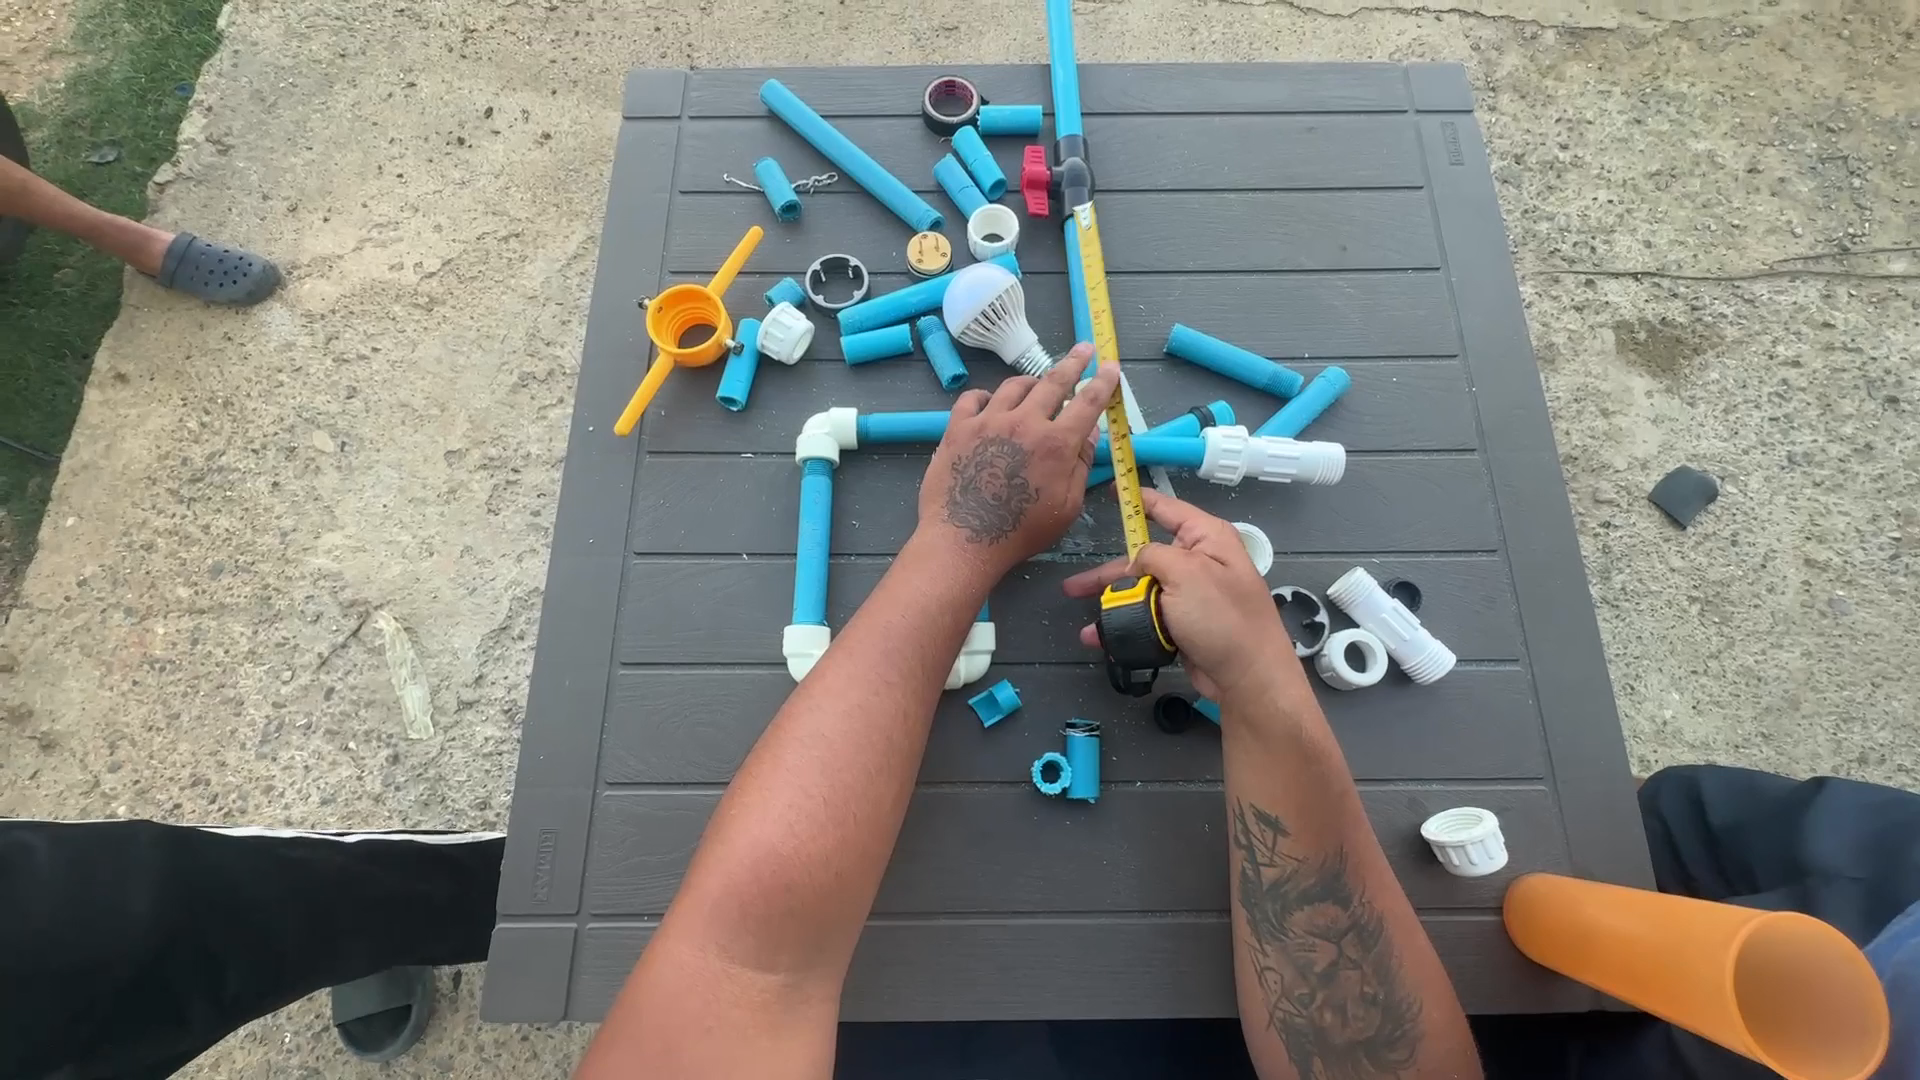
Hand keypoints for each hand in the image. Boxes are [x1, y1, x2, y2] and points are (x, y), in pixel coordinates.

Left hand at [916, 344, 1119, 581]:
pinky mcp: (958, 428)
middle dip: (1073, 362)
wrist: (964, 539)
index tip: (1110, 367)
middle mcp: (1024, 422)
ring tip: (1036, 385)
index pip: (1088, 402)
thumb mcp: (1066, 507)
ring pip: (1013, 385)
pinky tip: (990, 404)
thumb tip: (1088, 434)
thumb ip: (1079, 467)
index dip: (1103, 382)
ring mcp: (988, 421)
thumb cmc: (1020, 532)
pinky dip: (985, 396)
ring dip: (1030, 382)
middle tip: (1083, 350)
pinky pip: (973, 398)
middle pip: (1053, 381)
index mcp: (1057, 443)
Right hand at [1063, 490, 1299, 702]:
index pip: (1167, 508)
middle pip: (1143, 558)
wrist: (1247, 677)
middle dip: (1109, 573)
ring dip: (1112, 604)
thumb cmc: (1222, 617)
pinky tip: (1100, 637)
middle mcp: (1198, 562)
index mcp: (1206, 539)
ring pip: (1140, 591)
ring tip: (1085, 622)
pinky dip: (1123, 625)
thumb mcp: (1186, 573)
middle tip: (1074, 586)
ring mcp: (1190, 595)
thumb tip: (1136, 563)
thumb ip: (1152, 555)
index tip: (1111, 490)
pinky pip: (1146, 617)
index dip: (1138, 499)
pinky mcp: (1183, 624)